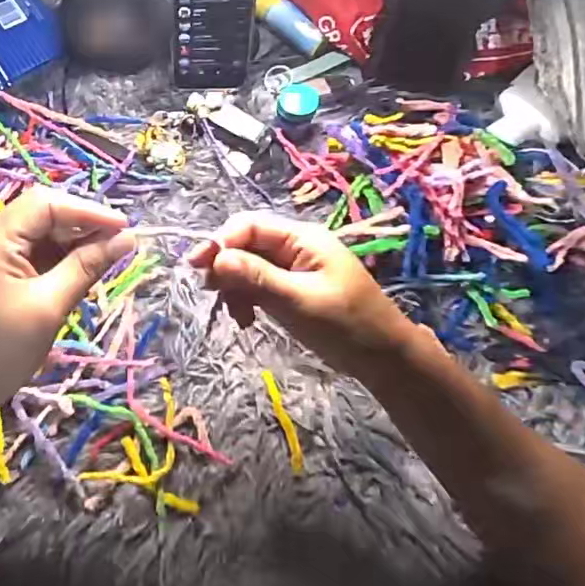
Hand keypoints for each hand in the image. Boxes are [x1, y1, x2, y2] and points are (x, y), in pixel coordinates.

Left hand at [0, 188, 133, 437]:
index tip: (125, 228)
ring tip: (106, 257)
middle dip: (82, 224)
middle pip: (41, 213)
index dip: (88, 210)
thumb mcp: (49, 308)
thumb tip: (127, 239)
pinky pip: (30, 253)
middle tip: (119, 242)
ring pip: (38, 233)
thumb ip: (86, 267)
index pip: (45, 204)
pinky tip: (81, 270)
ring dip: (72, 241)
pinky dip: (58, 258)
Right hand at [186, 212, 419, 375]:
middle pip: (245, 243)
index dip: (220, 242)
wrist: (386, 359)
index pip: (248, 226)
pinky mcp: (292, 287)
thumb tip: (217, 258)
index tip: (198, 267)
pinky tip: (246, 319)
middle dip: (224, 265)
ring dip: (234, 285)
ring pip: (247, 265)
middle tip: (211, 292)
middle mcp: (295, 245)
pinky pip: (258, 283)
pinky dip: (246, 298)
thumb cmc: (348, 326)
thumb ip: (258, 278)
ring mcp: (294, 266)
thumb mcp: (300, 302)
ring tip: (236, 315)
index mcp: (302, 238)